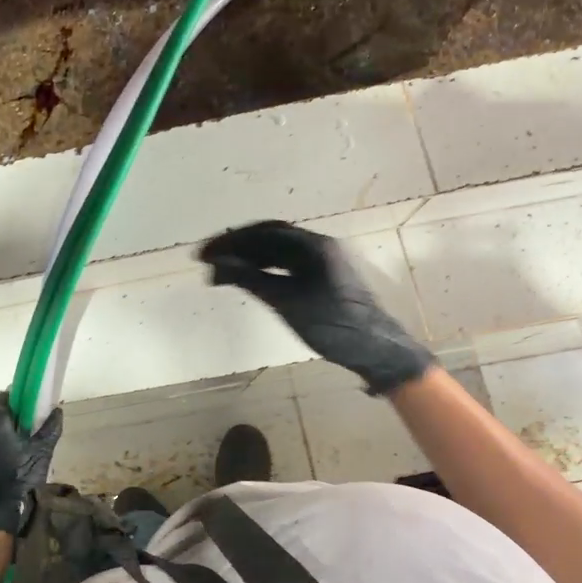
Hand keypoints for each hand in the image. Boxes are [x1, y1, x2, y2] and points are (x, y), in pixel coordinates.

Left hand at [0, 391, 62, 543]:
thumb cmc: (22, 477)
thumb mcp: (42, 451)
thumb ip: (50, 427)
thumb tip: (57, 409)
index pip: (3, 396)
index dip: (16, 397)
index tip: (28, 405)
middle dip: (5, 409)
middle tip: (22, 421)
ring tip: (12, 437)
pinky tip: (1, 451)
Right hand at [200, 220, 434, 395]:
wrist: (376, 350)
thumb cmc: (333, 325)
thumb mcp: (287, 303)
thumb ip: (251, 280)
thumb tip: (217, 265)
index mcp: (314, 245)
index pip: (264, 232)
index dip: (231, 241)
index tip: (205, 253)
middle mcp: (319, 246)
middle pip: (269, 238)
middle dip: (236, 248)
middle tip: (208, 261)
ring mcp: (323, 261)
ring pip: (277, 252)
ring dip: (248, 259)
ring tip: (221, 273)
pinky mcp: (324, 277)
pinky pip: (286, 265)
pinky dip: (263, 269)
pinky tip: (247, 279)